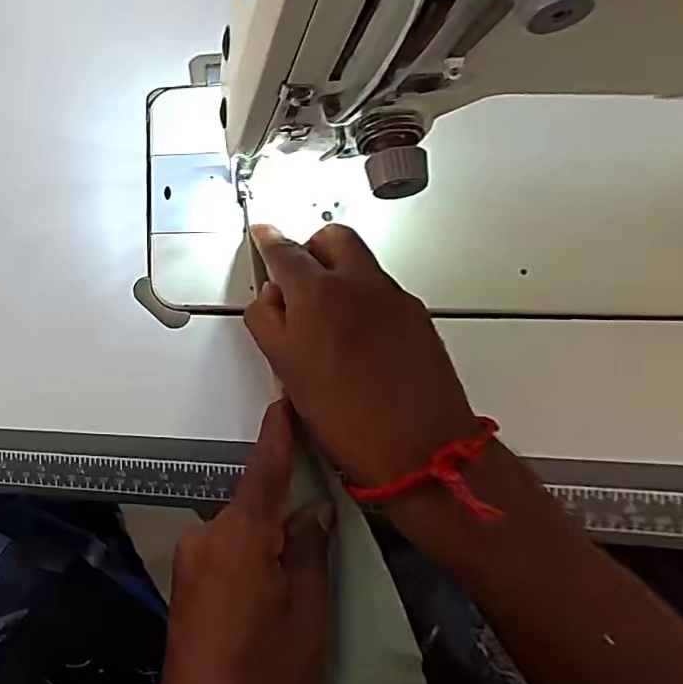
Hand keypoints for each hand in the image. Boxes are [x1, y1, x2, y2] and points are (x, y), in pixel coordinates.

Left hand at [112, 400, 331, 683]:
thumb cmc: (269, 682)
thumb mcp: (309, 622)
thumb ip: (309, 555)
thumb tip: (314, 508)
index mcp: (239, 539)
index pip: (262, 474)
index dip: (276, 436)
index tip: (283, 401)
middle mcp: (206, 535)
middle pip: (251, 502)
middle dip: (284, 500)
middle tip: (325, 499)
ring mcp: (191, 555)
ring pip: (239, 527)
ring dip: (268, 534)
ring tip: (305, 561)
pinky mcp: (186, 577)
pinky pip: (225, 547)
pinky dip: (251, 551)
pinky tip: (274, 580)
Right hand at [243, 222, 482, 488]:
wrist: (418, 449)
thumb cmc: (350, 414)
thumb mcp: (281, 364)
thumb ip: (265, 318)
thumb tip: (270, 301)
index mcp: (318, 292)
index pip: (285, 249)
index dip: (268, 239)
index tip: (264, 235)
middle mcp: (360, 285)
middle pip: (333, 236)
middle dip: (310, 246)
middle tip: (296, 271)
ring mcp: (395, 299)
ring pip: (360, 262)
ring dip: (338, 273)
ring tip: (323, 313)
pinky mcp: (418, 318)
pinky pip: (382, 290)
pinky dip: (362, 297)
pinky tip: (352, 335)